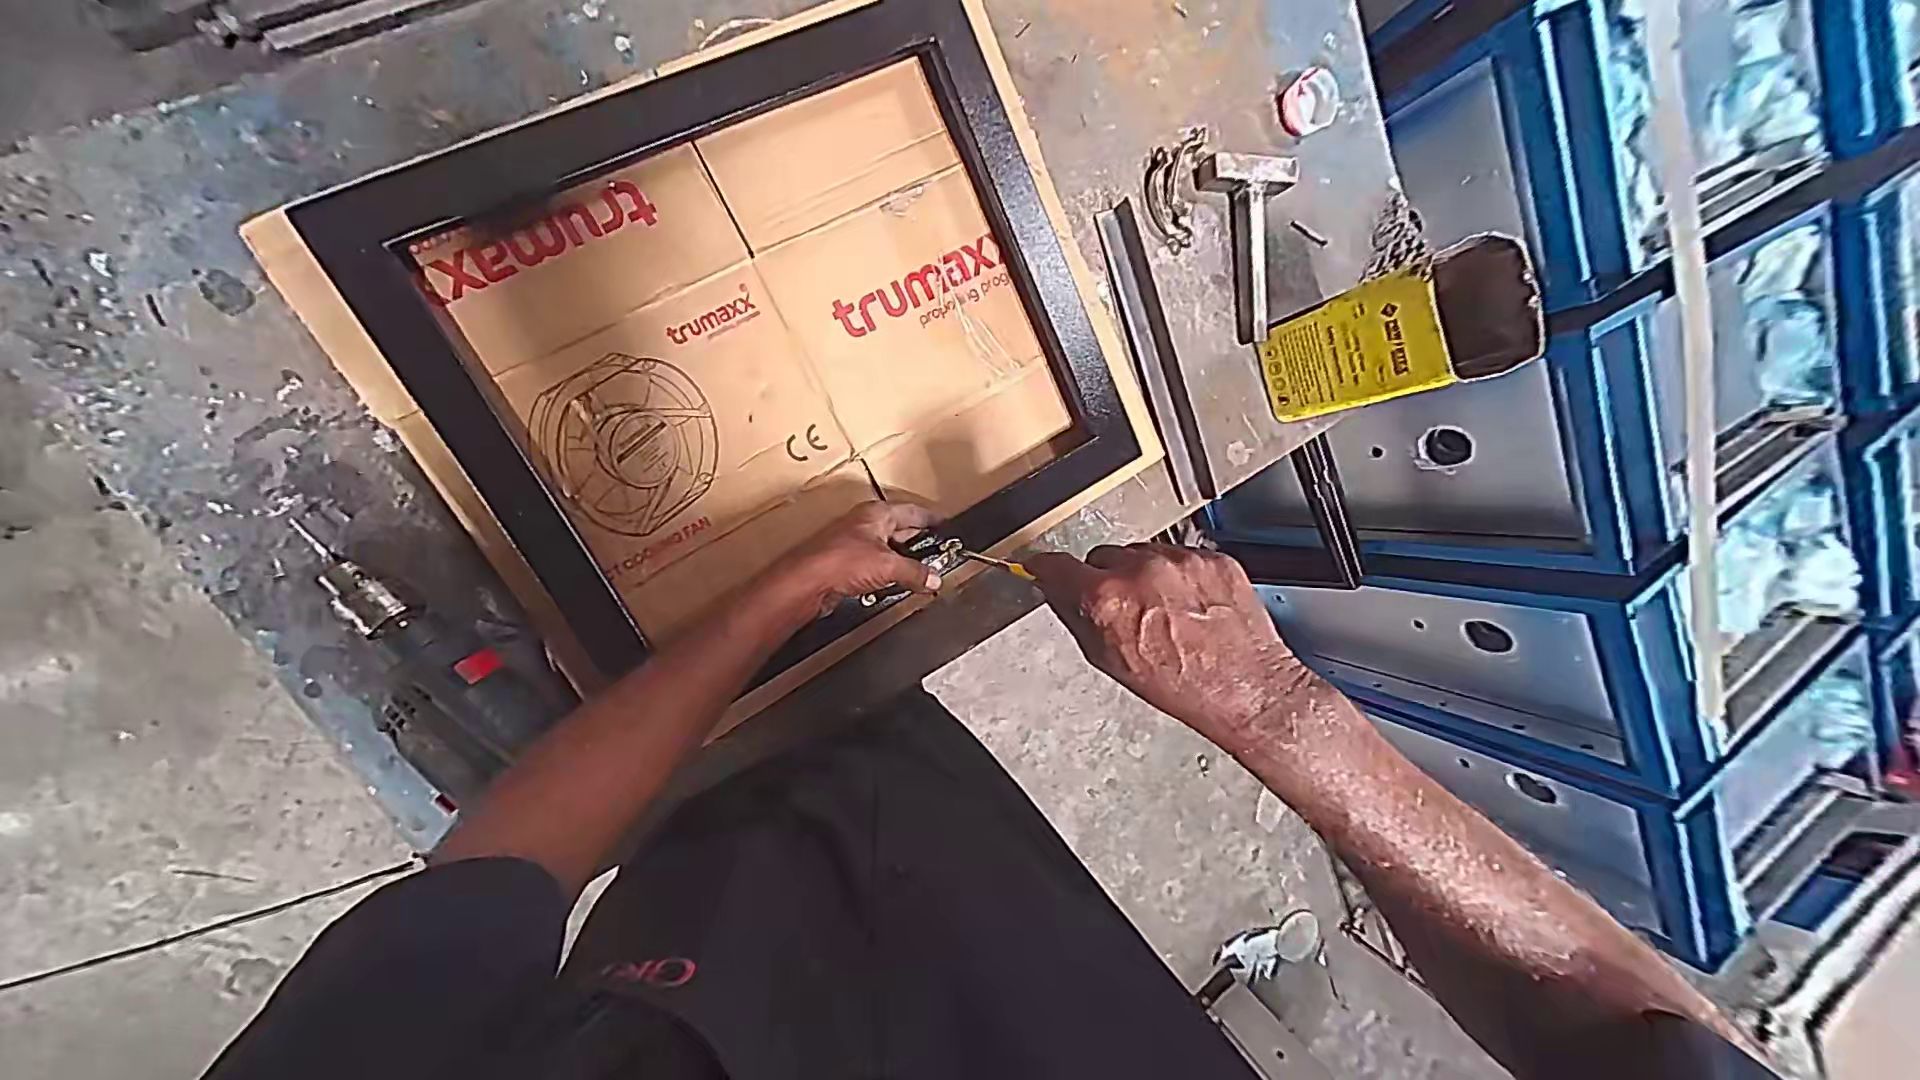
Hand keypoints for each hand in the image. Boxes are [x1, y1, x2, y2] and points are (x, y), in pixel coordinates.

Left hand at [780, 501, 944, 616]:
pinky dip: (886, 576)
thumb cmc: (840, 561)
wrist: (807, 583)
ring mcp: (853, 544)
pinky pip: (874, 567)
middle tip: (937, 554)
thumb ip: (915, 572)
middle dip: (918, 544)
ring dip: (902, 563)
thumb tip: (933, 578)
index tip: (946, 526)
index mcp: (877, 513)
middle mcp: (864, 524)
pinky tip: (893, 586)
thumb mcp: (889, 566)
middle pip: (900, 531)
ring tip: (919, 574)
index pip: (913, 511)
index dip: (931, 519)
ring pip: (887, 550)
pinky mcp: (845, 564)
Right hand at [1026, 543, 1327, 753]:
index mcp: (1108, 599)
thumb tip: (1055, 592)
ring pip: (1141, 552)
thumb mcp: (1109, 661)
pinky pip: (1178, 554)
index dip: (1046, 569)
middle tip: (1126, 608)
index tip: (1044, 568)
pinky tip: (1189, 604)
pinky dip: (1178, 573)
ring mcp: (1180, 561)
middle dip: (1106, 578)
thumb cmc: (1182, 686)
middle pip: (1102, 557)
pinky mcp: (1210, 557)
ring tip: (1164, 610)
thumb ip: (1074, 617)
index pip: (1056, 565)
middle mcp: (1141, 571)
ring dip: (1143, 574)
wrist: (1246, 689)